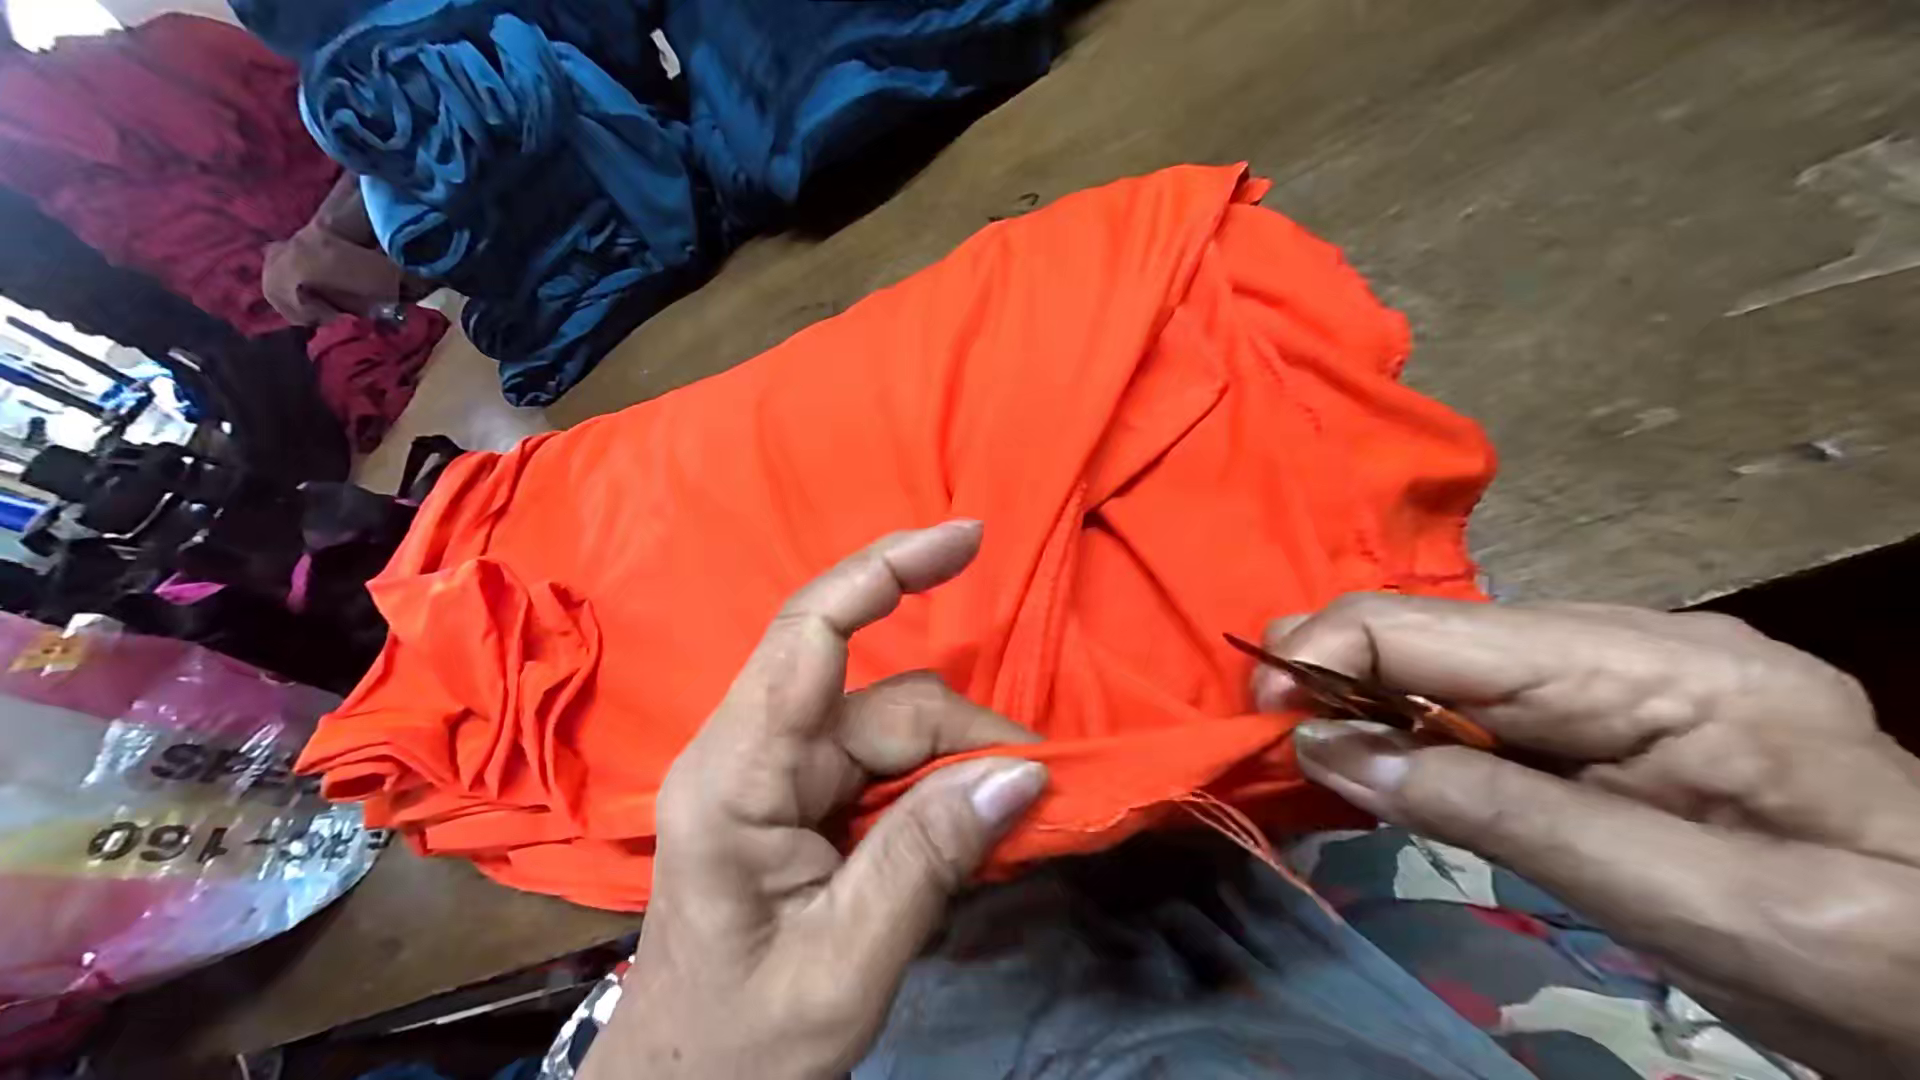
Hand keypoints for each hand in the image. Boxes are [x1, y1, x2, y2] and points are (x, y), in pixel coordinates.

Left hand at [580, 521, 1046, 1079]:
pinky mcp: (803, 792)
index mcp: (738, 774)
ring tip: (1004, 826)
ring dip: (958, 769)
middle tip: (1036, 794)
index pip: (813, 631)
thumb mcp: (846, 965)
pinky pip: (889, 762)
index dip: (888, 569)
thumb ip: (928, 860)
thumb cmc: (741, 1044)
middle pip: (887, 703)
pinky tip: (967, 824)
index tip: (968, 538)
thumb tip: (1021, 771)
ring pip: (898, 731)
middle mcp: (756, 748)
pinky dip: (938, 785)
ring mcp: (781, 768)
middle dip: (966, 739)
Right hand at [1261, 595, 1919, 1077]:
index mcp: (1654, 668)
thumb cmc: (1896, 976)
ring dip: (1353, 704)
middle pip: (1415, 629)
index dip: (1324, 654)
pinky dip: (1394, 727)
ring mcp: (1596, 670)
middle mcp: (1612, 642)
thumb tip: (1328, 751)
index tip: (1262, 717)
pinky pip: (1451, 697)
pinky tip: (1381, 764)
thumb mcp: (1700, 909)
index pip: (1430, 626)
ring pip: (1422, 659)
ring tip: (1319, 759)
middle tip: (1279, 741)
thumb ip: (1499, 813)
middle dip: (1326, 674)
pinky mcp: (1580, 708)